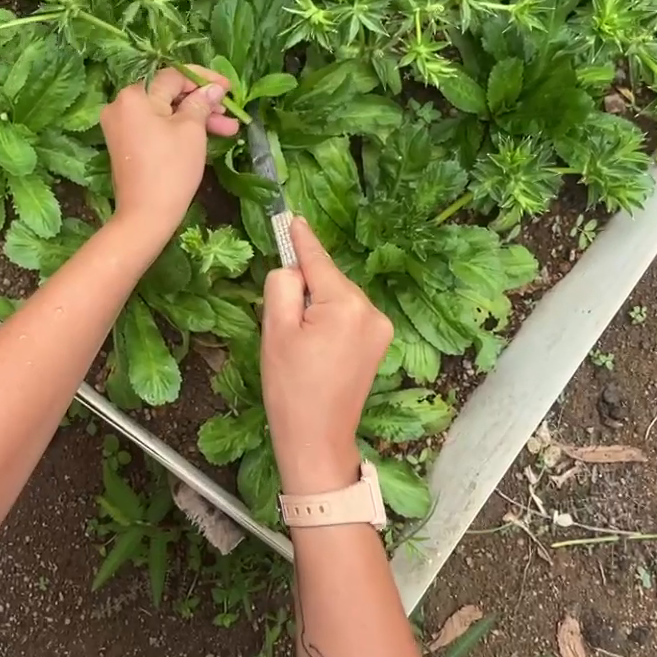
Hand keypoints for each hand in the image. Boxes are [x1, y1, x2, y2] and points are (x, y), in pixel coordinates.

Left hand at [99, 68, 238, 239]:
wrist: (146, 215)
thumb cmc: (171, 169)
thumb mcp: (192, 130)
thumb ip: (201, 103)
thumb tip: (213, 88)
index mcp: (134, 95)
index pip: (173, 76)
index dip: (204, 79)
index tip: (228, 88)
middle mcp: (121, 105)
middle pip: (168, 94)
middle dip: (202, 102)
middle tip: (229, 112)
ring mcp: (121, 125)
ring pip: (164, 112)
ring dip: (195, 118)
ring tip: (228, 129)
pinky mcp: (125, 143)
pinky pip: (155, 126)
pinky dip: (178, 129)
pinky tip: (206, 135)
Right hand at [261, 218, 392, 494]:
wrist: (317, 440)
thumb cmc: (290, 387)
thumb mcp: (276, 330)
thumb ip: (282, 286)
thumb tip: (292, 270)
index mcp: (347, 305)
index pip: (318, 260)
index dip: (301, 239)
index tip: (291, 216)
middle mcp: (372, 311)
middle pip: (328, 279)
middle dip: (305, 288)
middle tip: (281, 322)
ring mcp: (380, 329)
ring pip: (337, 298)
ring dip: (316, 306)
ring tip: (297, 342)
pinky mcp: (378, 344)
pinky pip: (347, 315)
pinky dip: (327, 319)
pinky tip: (313, 346)